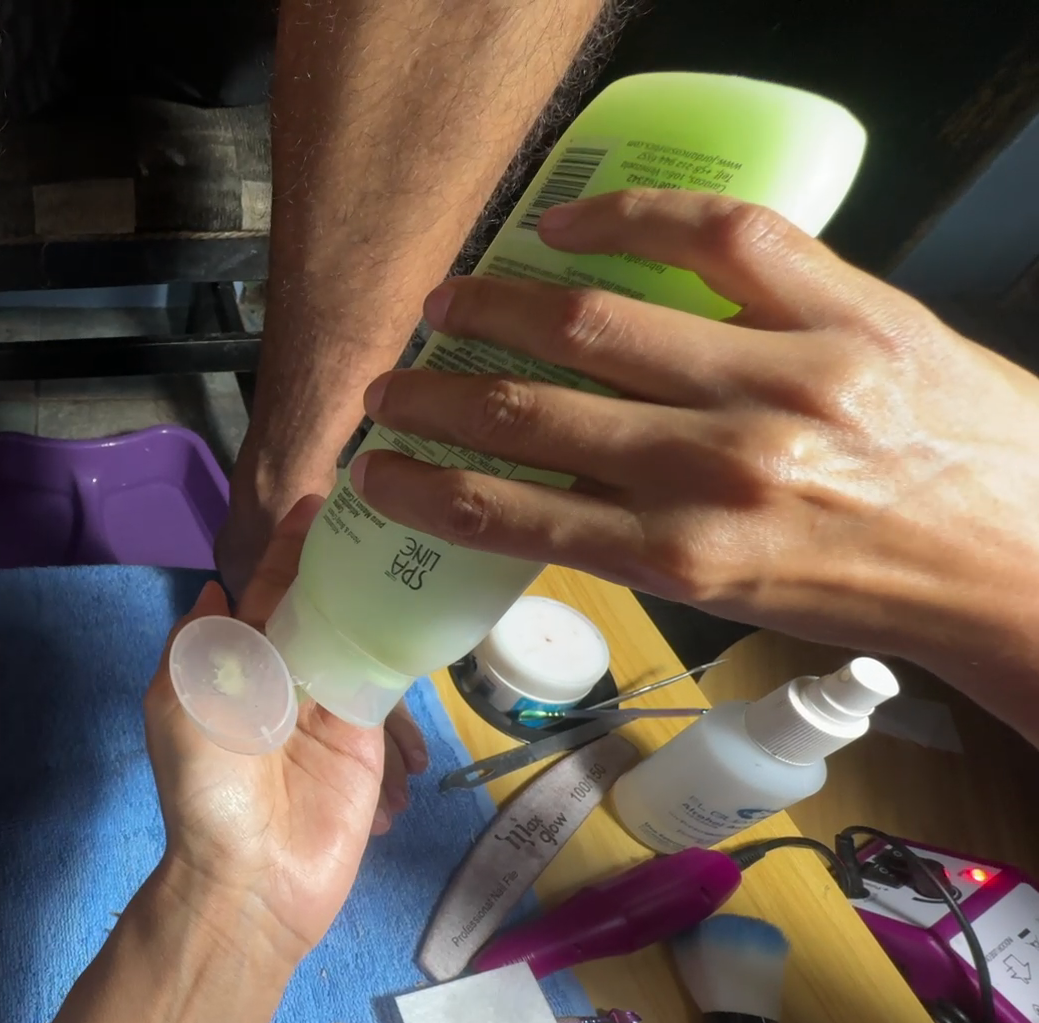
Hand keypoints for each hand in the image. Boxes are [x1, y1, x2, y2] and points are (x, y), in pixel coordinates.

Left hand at [144, 496, 385, 955]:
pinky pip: (382, 674)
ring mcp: (327, 698)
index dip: (285, 550)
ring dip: (370, 591)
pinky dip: (395, 638)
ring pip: (351, 630)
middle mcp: (282, 671)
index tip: (311, 503)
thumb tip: (211, 590)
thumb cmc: (208, 781)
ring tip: (403, 541)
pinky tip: (417, 598)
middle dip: (334, 560)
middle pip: (313, 603)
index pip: (264, 591)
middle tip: (373, 506)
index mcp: (233, 661)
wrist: (253, 873)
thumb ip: (198, 643)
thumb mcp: (178, 701)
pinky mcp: (366, 728)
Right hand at [349, 188, 1038, 711]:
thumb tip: (519, 491)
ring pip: (597, 323)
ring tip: (443, 304)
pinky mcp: (855, 311)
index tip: (369, 469)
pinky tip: (567, 223)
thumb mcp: (714, 594)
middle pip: (526, 413)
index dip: (415, 486)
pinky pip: (725, 239)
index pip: (501, 512)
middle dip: (428, 395)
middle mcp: (718, 467)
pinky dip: (630, 221)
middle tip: (384, 386)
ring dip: (493, 309)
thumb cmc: (861, 587)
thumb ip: (611, 539)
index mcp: (679, 554)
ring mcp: (787, 377)